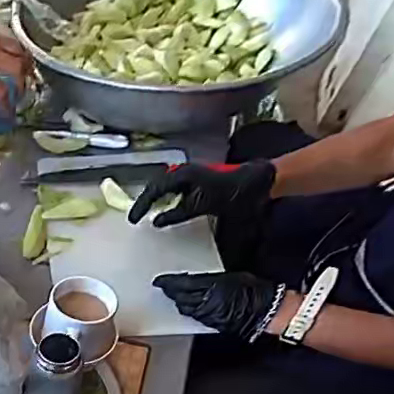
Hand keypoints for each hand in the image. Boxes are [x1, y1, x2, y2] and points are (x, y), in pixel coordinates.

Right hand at [127, 160, 274, 227]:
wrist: (260, 182)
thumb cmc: (236, 193)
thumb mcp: (203, 206)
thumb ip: (179, 213)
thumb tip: (157, 221)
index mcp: (184, 176)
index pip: (155, 190)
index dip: (142, 206)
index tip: (134, 220)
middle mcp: (186, 172)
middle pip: (157, 185)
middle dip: (145, 200)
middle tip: (136, 217)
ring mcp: (193, 174)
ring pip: (165, 185)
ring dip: (155, 197)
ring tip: (147, 212)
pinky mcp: (199, 180)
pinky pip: (175, 187)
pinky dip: (166, 197)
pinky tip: (166, 208)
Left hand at [153, 271, 282, 341]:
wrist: (264, 309)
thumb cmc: (252, 290)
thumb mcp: (229, 276)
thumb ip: (209, 280)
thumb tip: (197, 281)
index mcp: (210, 287)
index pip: (182, 284)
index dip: (168, 282)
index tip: (160, 280)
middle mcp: (205, 302)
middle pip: (179, 297)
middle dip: (170, 292)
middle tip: (164, 287)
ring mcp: (206, 314)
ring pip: (184, 309)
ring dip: (178, 302)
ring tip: (174, 296)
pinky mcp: (209, 323)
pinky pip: (193, 316)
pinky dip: (188, 310)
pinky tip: (188, 306)